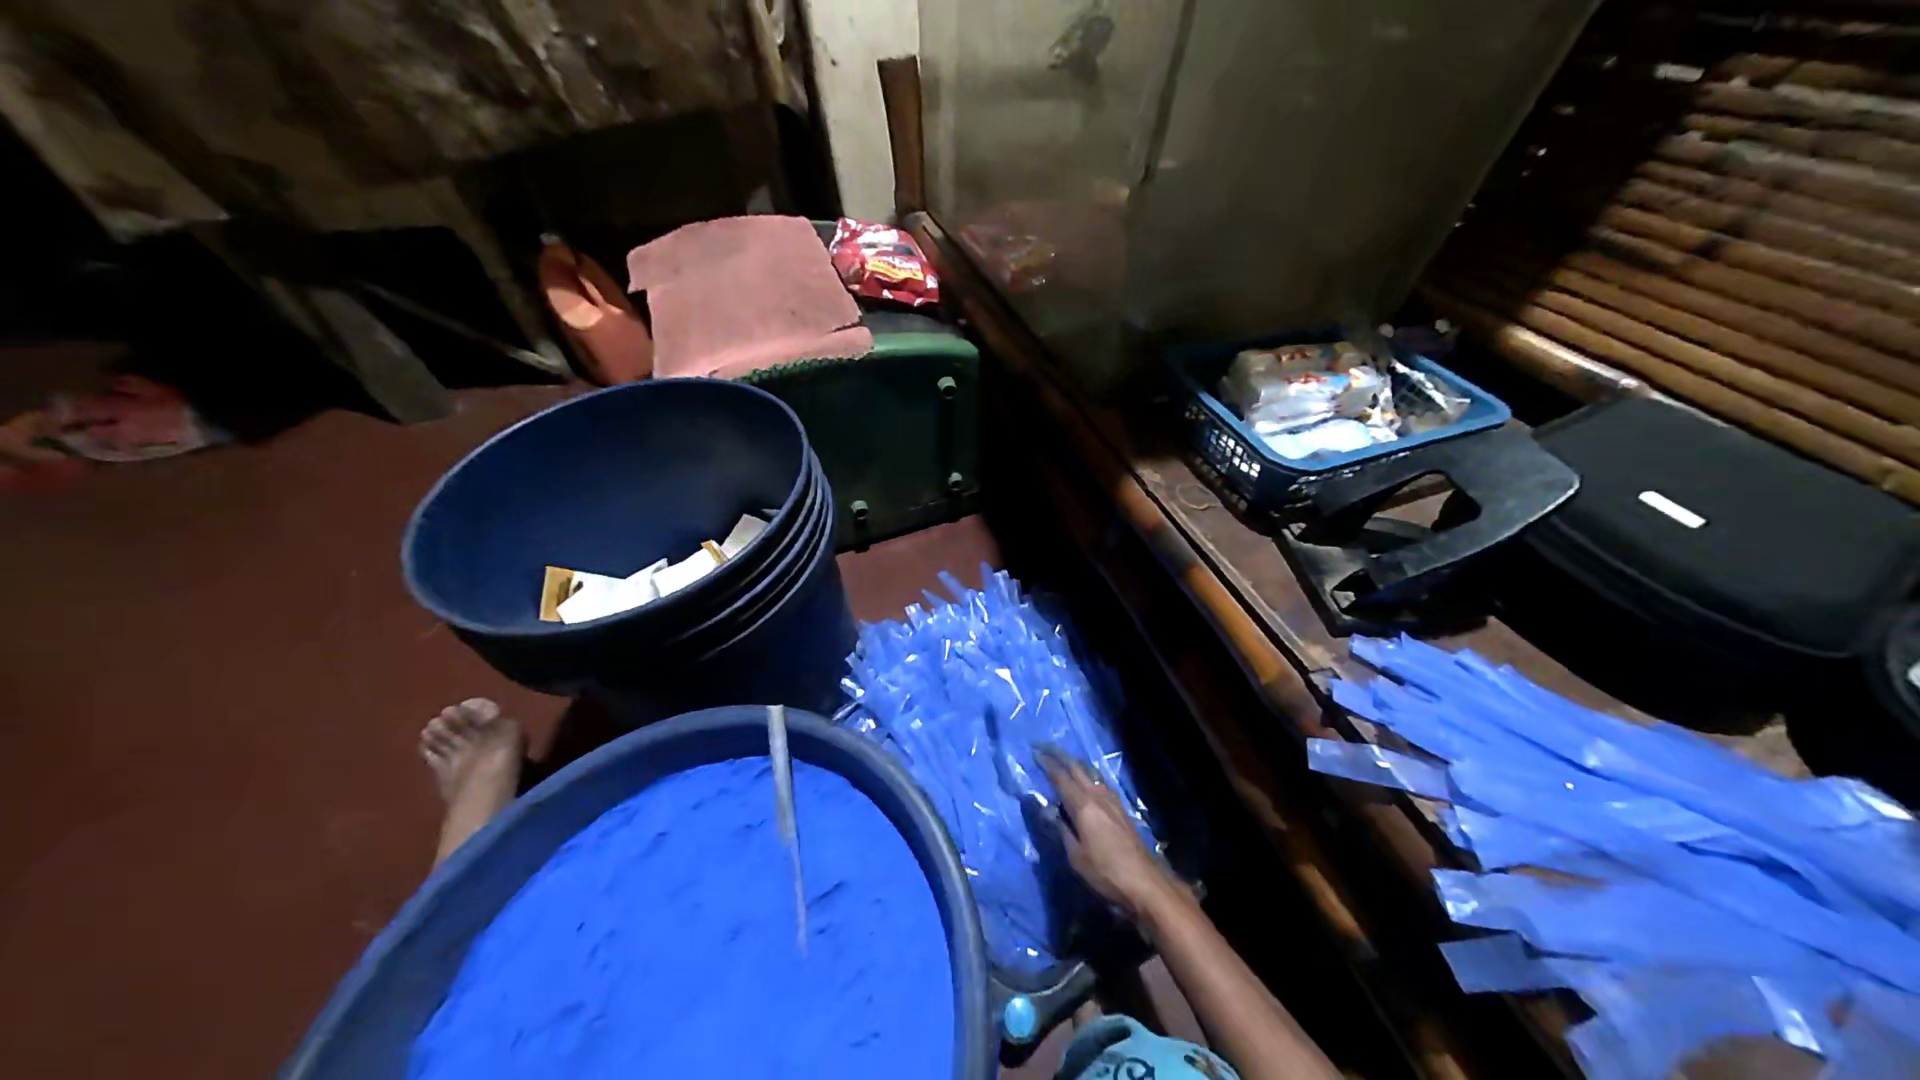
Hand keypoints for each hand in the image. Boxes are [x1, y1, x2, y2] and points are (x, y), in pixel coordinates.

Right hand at [1037, 746, 1175, 919]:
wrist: (1144, 881)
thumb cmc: (1105, 871)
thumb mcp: (1075, 856)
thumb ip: (1061, 830)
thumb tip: (1049, 811)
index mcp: (1083, 805)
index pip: (1061, 777)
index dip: (1047, 764)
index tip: (1035, 753)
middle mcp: (1097, 795)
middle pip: (1077, 767)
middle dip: (1060, 755)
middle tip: (1045, 748)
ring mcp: (1112, 800)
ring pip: (1090, 773)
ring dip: (1075, 763)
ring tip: (1062, 760)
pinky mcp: (1120, 808)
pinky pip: (1099, 782)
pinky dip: (1088, 775)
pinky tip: (1086, 781)